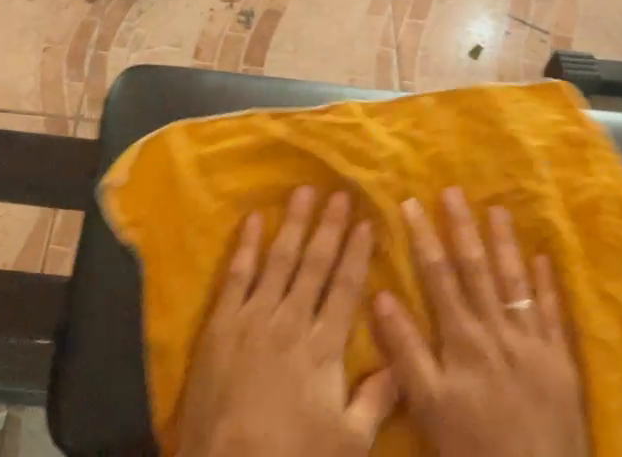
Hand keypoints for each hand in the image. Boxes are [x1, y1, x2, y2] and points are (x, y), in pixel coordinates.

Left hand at [175, 186, 398, 456]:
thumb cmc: (292, 455)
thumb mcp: (348, 441)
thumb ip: (376, 400)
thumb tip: (401, 363)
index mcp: (323, 346)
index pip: (345, 287)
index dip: (357, 252)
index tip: (367, 221)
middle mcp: (289, 321)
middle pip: (314, 265)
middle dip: (329, 227)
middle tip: (339, 193)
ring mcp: (252, 317)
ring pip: (277, 260)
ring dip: (292, 225)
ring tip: (303, 191)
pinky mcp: (220, 323)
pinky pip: (235, 275)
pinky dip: (245, 245)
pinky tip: (252, 219)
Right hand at [371, 187, 588, 456]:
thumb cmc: (473, 446)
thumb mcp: (428, 404)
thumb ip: (405, 349)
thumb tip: (381, 295)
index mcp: (463, 339)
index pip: (439, 276)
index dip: (424, 237)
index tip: (410, 203)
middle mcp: (498, 330)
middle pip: (477, 269)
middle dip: (463, 227)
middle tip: (453, 191)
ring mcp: (534, 343)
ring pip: (516, 281)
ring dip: (505, 243)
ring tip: (497, 209)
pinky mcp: (562, 361)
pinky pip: (554, 312)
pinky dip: (548, 283)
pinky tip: (543, 257)